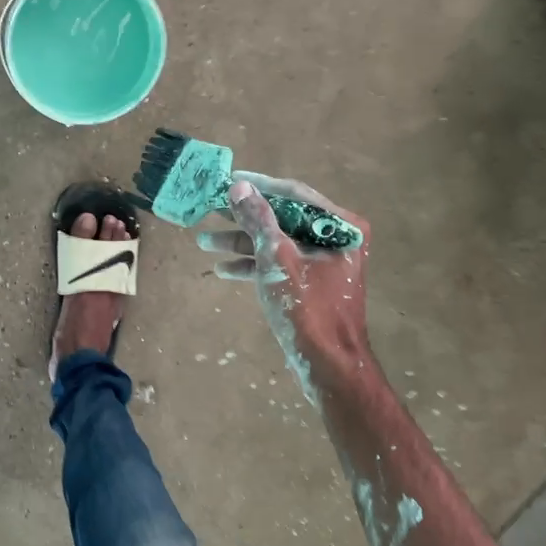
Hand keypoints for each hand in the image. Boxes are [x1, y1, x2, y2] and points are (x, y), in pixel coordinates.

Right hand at [200, 173, 370, 397]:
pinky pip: (280, 264)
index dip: (258, 186)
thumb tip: (238, 187)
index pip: (293, 194)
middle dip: (244, 218)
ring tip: (205, 241)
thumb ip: (258, 221)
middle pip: (282, 218)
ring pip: (277, 242)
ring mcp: (324, 262)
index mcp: (340, 226)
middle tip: (209, 210)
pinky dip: (254, 265)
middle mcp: (336, 238)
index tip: (228, 180)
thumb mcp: (277, 260)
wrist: (329, 366)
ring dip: (242, 243)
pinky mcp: (312, 284)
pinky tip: (223, 269)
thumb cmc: (308, 309)